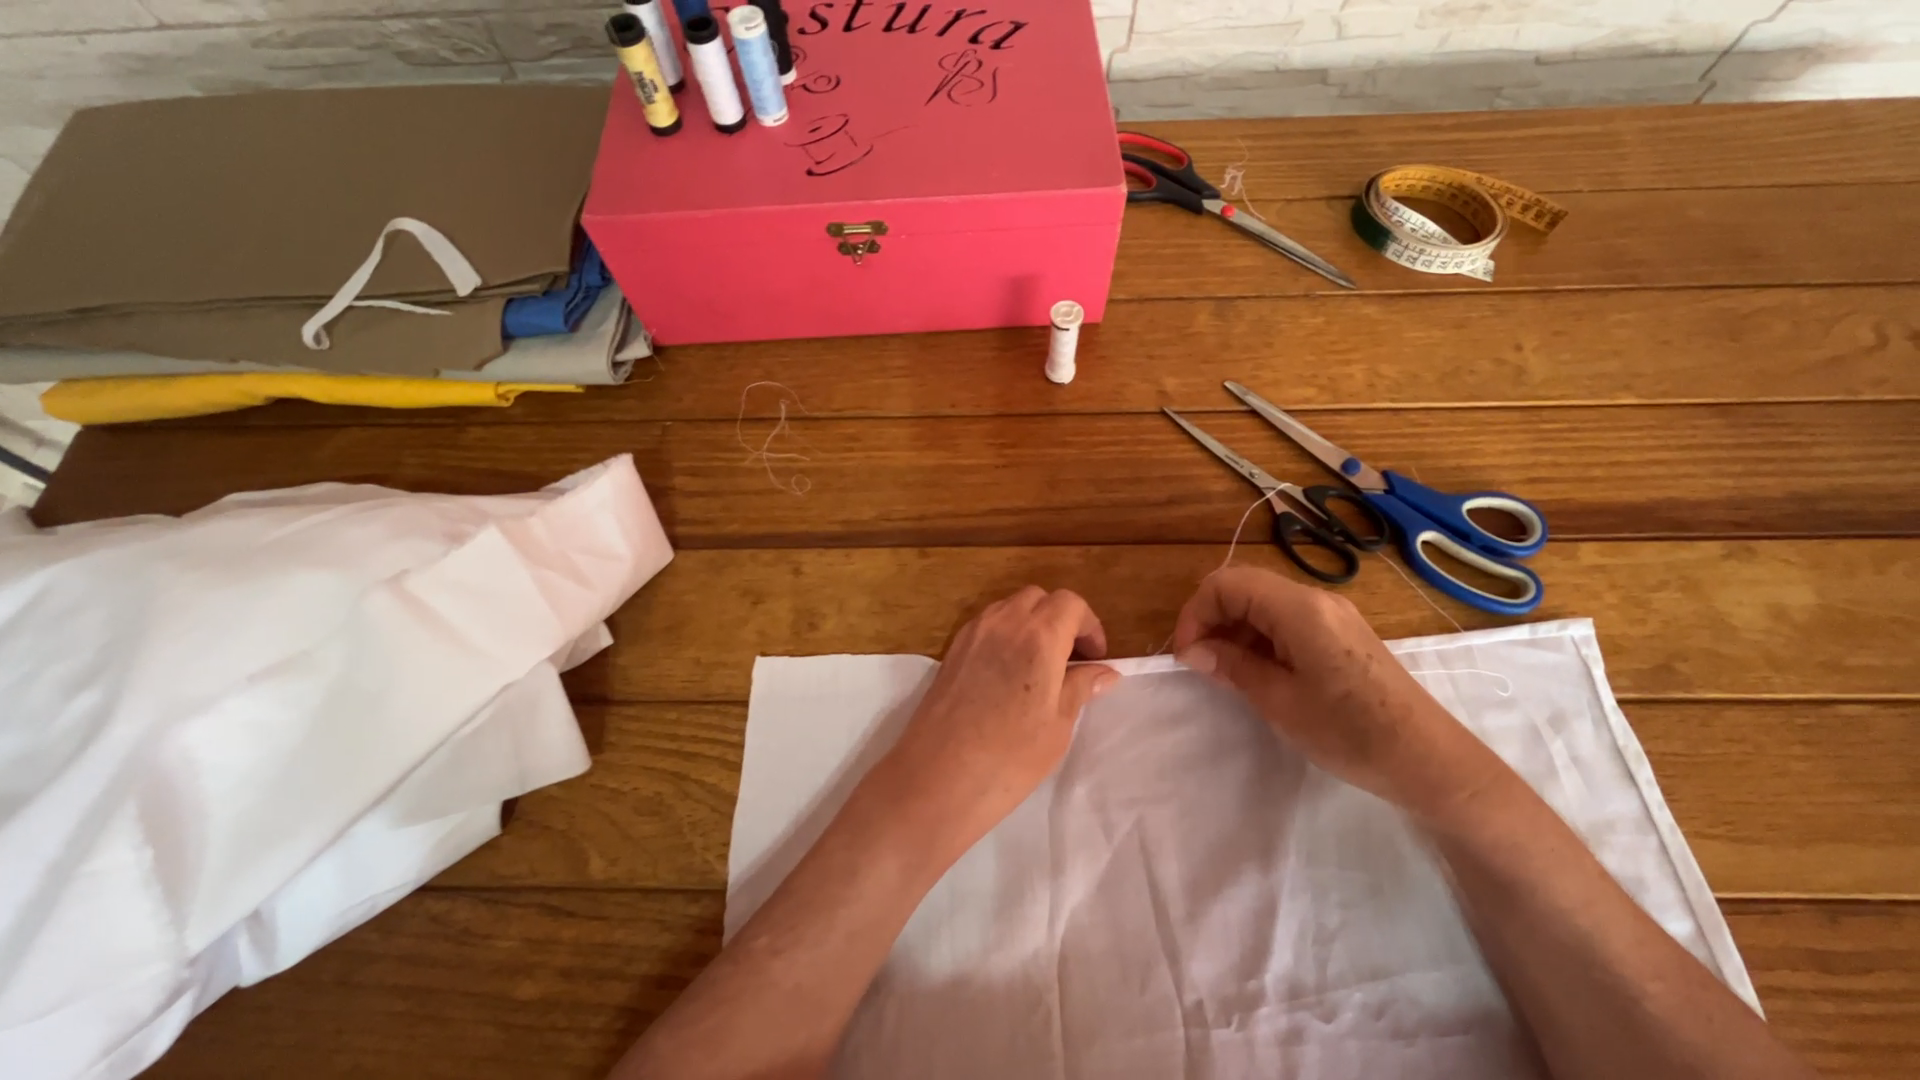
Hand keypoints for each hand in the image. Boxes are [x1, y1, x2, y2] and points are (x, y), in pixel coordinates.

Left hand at [876, 587, 1119, 844]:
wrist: (938, 777)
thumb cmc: (1009, 757)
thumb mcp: (1058, 725)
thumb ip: (1080, 688)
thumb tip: (1105, 672)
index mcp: (1038, 636)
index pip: (1070, 603)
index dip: (1089, 625)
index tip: (1095, 658)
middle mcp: (1003, 623)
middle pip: (1038, 599)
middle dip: (1060, 619)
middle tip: (1071, 659)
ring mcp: (972, 634)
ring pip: (1009, 607)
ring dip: (1031, 624)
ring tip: (1041, 666)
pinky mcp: (951, 651)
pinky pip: (986, 625)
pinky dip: (1005, 634)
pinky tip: (1009, 673)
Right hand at [1172, 567, 1506, 821]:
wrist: (1427, 760)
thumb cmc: (1348, 732)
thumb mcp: (1279, 701)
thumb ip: (1232, 666)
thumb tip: (1193, 650)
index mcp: (1299, 608)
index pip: (1226, 583)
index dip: (1196, 613)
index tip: (1187, 656)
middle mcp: (1317, 600)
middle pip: (1246, 588)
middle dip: (1212, 620)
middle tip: (1201, 665)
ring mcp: (1334, 616)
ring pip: (1266, 605)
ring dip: (1236, 631)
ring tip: (1227, 675)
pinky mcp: (1343, 636)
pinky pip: (1288, 622)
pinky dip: (1262, 639)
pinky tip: (1260, 674)